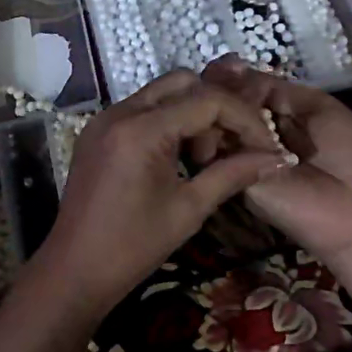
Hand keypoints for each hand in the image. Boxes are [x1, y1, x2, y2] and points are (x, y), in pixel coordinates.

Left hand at [24, 70, 290, 319]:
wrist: (75, 268)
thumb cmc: (133, 245)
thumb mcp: (189, 209)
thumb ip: (233, 174)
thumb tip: (277, 158)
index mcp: (140, 129)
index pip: (208, 99)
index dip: (245, 119)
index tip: (266, 148)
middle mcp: (118, 113)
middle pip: (182, 83)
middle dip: (216, 110)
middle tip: (229, 150)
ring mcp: (102, 121)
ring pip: (160, 94)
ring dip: (191, 116)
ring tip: (202, 161)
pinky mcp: (95, 134)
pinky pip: (139, 111)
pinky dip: (165, 123)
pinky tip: (176, 160)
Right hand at [199, 56, 351, 263]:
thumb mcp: (319, 109)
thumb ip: (277, 90)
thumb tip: (233, 69)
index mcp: (276, 118)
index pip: (243, 90)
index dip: (229, 76)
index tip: (220, 65)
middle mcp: (252, 136)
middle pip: (222, 106)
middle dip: (215, 88)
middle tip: (209, 77)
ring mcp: (238, 158)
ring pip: (211, 125)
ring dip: (210, 106)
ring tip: (211, 97)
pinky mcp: (229, 178)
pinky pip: (211, 151)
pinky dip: (210, 131)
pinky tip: (215, 119)